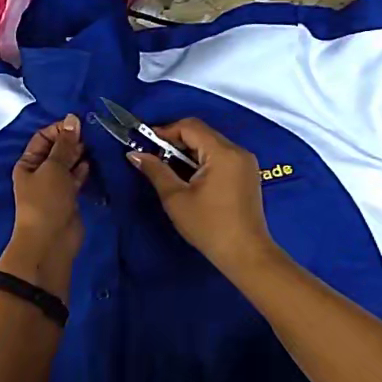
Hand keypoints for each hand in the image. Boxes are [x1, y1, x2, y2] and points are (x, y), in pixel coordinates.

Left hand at [0, 114, 89, 296]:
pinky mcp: (69, 198)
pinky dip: (84, 170)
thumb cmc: (46, 201)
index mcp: (28, 163)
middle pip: (56, 150)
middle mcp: (40, 172)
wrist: (51, 241)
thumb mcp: (54, 168)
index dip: (59, 129)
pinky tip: (96, 163)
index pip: (43, 137)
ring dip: (80, 155)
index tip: (80, 124)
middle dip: (72, 141)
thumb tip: (72, 119)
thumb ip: (65, 145)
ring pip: (68, 164)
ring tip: (97, 146)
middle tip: (93, 134)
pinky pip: (77, 178)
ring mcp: (54, 186)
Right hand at [128, 118, 279, 277]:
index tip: (146, 144)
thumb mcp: (175, 198)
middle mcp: (237, 151)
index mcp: (222, 153)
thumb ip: (155, 170)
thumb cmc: (208, 226)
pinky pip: (220, 156)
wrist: (246, 255)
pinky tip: (189, 177)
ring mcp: (245, 163)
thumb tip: (134, 154)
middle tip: (154, 157)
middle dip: (175, 141)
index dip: (165, 130)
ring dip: (188, 151)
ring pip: (210, 144)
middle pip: (201, 133)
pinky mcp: (247, 174)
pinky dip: (201, 159)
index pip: (189, 126)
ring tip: (169, 169)